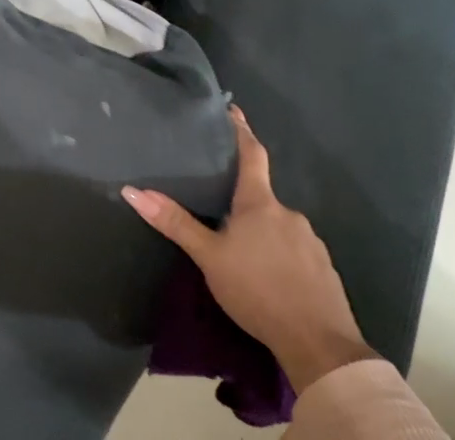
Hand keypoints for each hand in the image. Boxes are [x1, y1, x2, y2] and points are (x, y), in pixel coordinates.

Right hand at [122, 107, 377, 393]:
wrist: (319, 344)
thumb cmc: (258, 290)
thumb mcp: (209, 257)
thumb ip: (175, 223)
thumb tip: (132, 190)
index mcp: (260, 203)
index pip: (252, 155)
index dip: (241, 131)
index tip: (232, 110)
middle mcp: (288, 214)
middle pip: (261, 193)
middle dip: (240, 194)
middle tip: (214, 198)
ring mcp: (310, 241)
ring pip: (276, 224)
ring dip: (258, 228)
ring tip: (235, 242)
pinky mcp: (322, 268)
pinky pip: (292, 249)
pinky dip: (275, 252)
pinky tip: (263, 271)